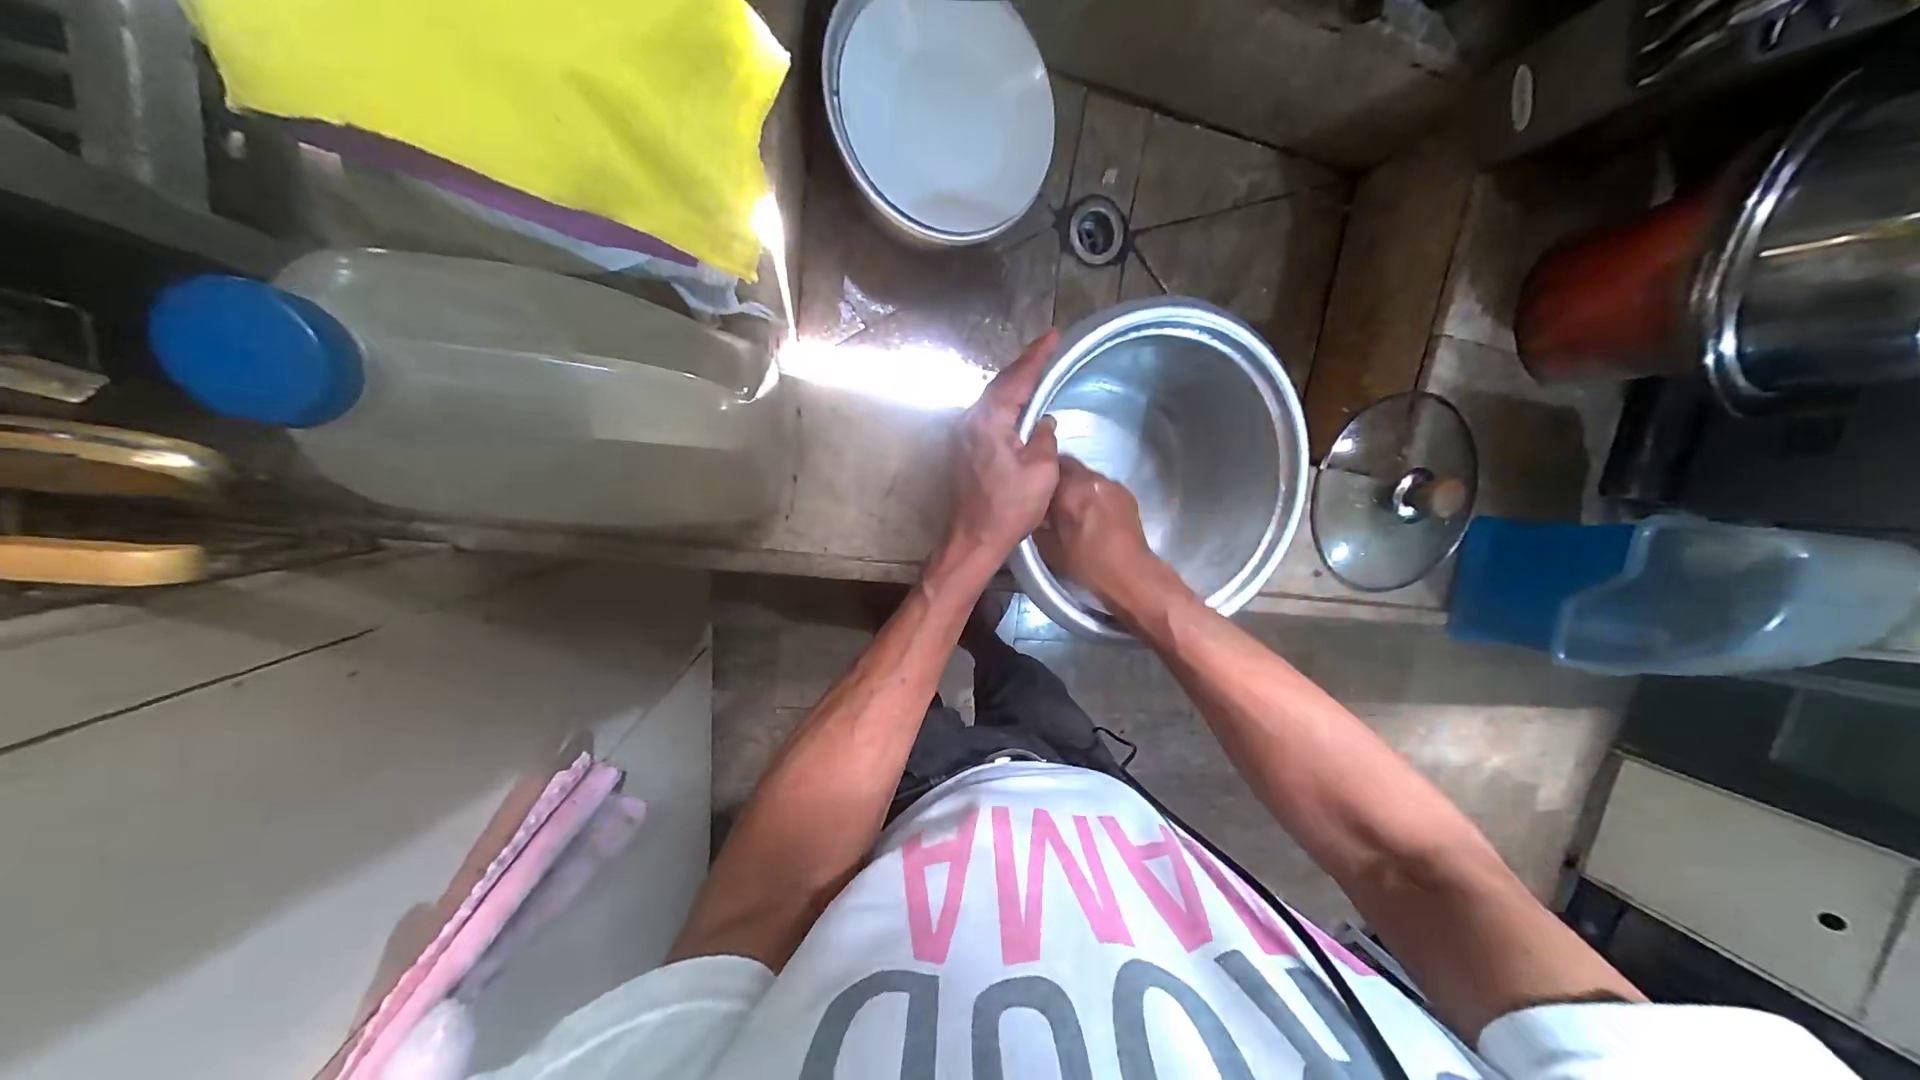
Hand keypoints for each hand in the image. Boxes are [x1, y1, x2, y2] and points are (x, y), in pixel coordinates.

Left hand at [946, 332, 1061, 560]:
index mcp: (989, 420)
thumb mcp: (1041, 471)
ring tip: (1036, 374)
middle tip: (1047, 351)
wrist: (973, 537)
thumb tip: (1043, 422)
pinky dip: (1005, 406)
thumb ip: (1043, 437)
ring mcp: (962, 435)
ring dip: (1014, 386)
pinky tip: (1017, 407)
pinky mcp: (962, 449)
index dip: (1037, 356)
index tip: (1053, 336)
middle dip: (1024, 367)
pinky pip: (987, 416)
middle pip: (1000, 385)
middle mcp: (970, 420)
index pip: (1017, 378)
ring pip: (992, 400)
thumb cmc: (1009, 508)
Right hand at [1037, 457, 1174, 609]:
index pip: (1048, 466)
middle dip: (1059, 478)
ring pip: (1087, 476)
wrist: (1128, 572)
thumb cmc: (1085, 562)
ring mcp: (1112, 484)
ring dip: (1078, 487)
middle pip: (1069, 466)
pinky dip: (1095, 495)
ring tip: (1074, 508)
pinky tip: (1094, 515)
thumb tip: (1035, 513)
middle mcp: (1091, 478)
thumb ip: (1037, 523)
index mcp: (1069, 488)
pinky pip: (1103, 487)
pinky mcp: (1126, 494)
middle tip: (1052, 499)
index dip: (1040, 476)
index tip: (1035, 490)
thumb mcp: (1048, 547)